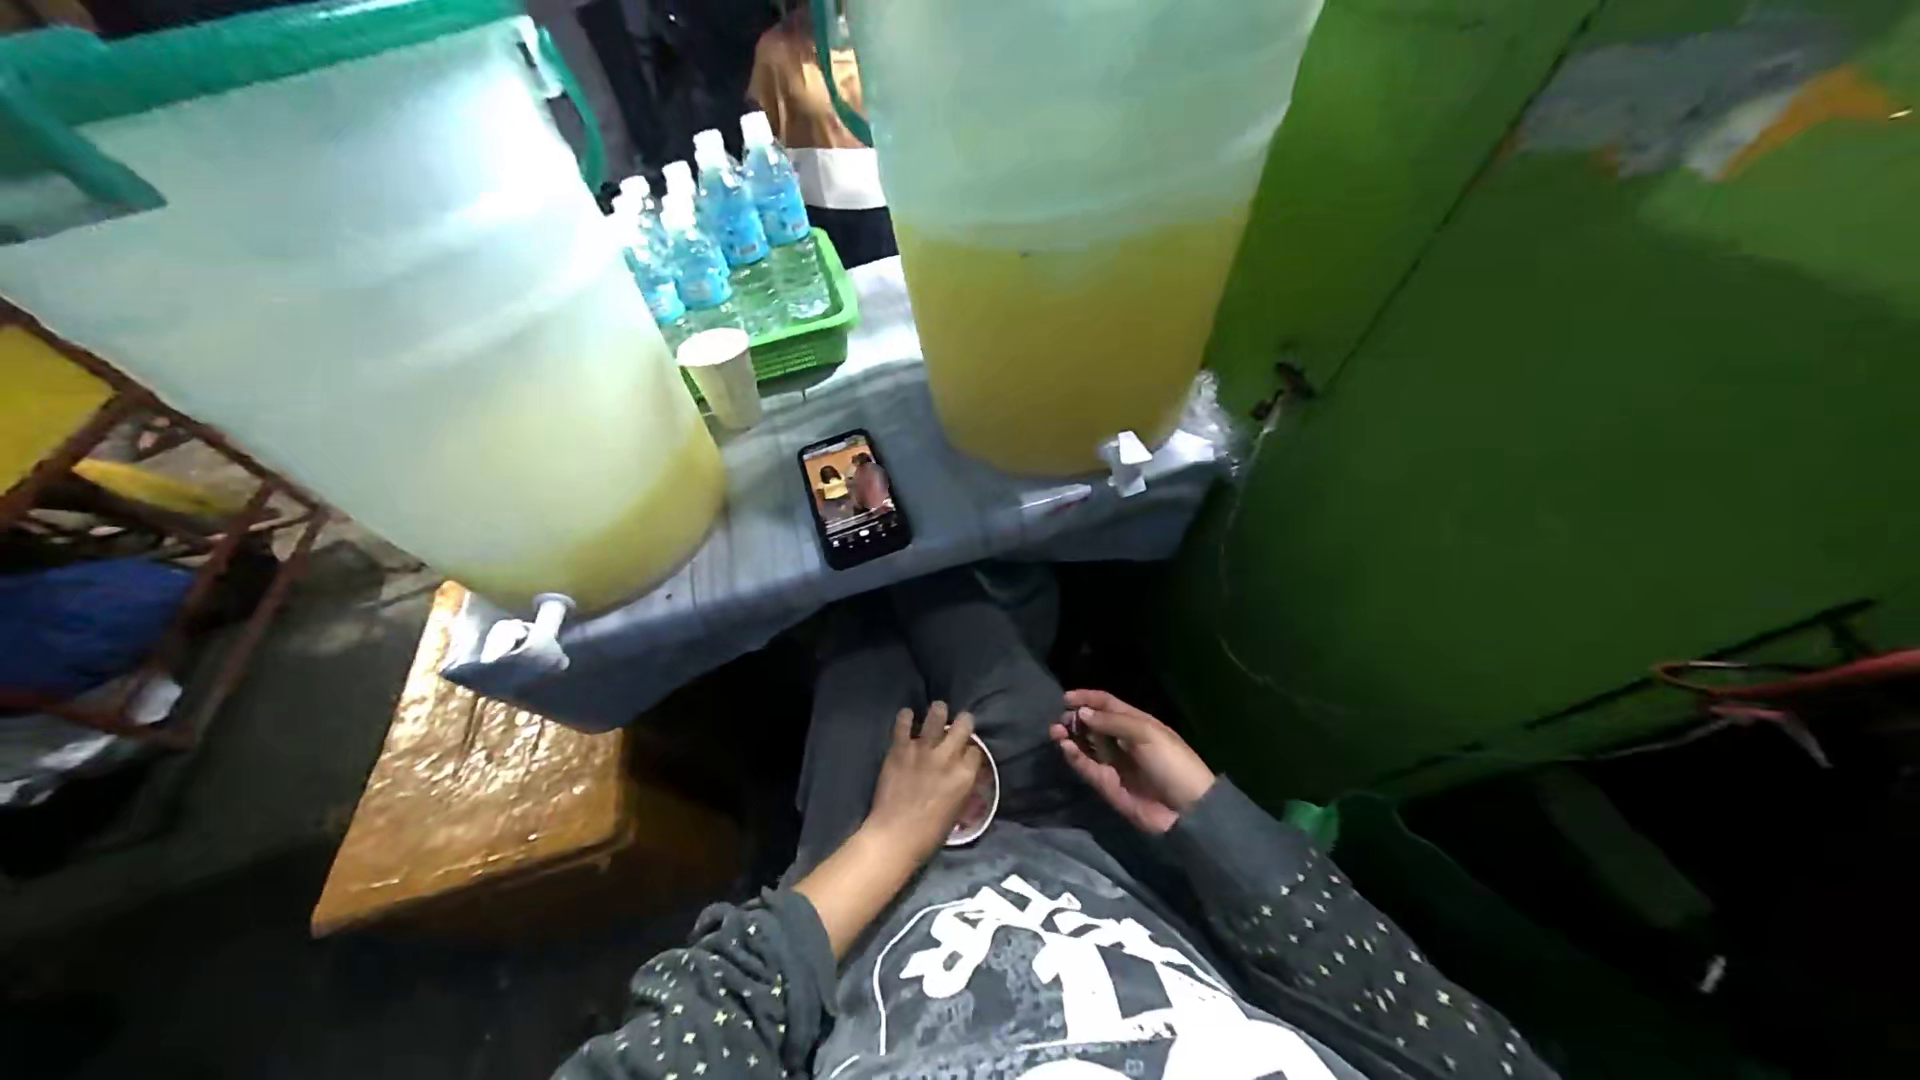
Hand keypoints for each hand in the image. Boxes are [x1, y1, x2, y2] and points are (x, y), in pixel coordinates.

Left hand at [864, 701, 983, 863]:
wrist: (895, 836)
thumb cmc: (929, 833)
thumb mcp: (957, 810)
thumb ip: (962, 786)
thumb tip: (963, 775)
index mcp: (965, 774)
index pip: (976, 750)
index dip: (972, 749)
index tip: (968, 751)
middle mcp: (947, 756)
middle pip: (963, 724)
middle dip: (964, 721)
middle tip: (959, 723)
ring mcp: (923, 749)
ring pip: (936, 716)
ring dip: (938, 711)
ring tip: (937, 709)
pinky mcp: (900, 749)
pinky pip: (904, 723)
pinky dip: (906, 717)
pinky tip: (907, 715)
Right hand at [1050, 689, 1215, 834]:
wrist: (1186, 809)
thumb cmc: (1171, 762)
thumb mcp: (1146, 734)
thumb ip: (1112, 722)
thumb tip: (1082, 713)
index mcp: (1134, 723)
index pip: (1106, 704)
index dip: (1087, 698)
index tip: (1065, 698)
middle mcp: (1120, 740)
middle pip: (1092, 724)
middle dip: (1075, 718)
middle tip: (1061, 718)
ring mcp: (1112, 763)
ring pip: (1084, 745)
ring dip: (1069, 736)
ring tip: (1055, 731)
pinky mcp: (1106, 784)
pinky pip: (1085, 766)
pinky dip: (1074, 756)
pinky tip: (1065, 746)